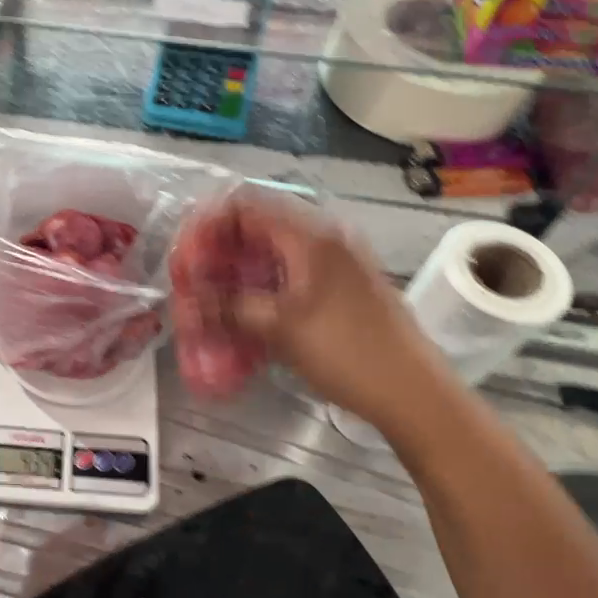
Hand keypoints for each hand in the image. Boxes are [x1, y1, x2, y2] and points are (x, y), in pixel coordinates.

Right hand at [173, 190, 454, 429]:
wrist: (413, 392)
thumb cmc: (348, 352)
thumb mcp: (279, 328)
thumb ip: (227, 307)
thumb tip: (186, 301)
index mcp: (310, 234)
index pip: (244, 205)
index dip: (206, 226)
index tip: (184, 259)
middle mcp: (321, 238)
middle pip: (254, 228)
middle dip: (215, 254)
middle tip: (190, 285)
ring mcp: (332, 263)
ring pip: (267, 255)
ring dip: (233, 275)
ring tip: (207, 305)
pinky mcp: (336, 288)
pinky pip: (285, 276)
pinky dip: (256, 291)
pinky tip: (238, 318)